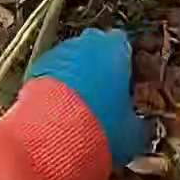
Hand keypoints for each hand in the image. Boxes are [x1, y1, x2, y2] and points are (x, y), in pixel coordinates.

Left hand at [29, 28, 146, 166]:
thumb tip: (140, 127)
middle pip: (97, 47)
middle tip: (104, 96)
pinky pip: (54, 71)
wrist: (52, 137)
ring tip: (79, 108)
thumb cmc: (99, 127)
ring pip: (74, 58)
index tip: (127, 87)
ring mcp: (61, 52)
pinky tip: (59, 110)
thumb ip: (139, 124)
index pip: (125, 45)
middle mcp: (88, 43)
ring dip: (77, 76)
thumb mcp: (131, 133)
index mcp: (115, 49)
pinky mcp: (38, 66)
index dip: (126, 65)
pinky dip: (57, 85)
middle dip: (100, 66)